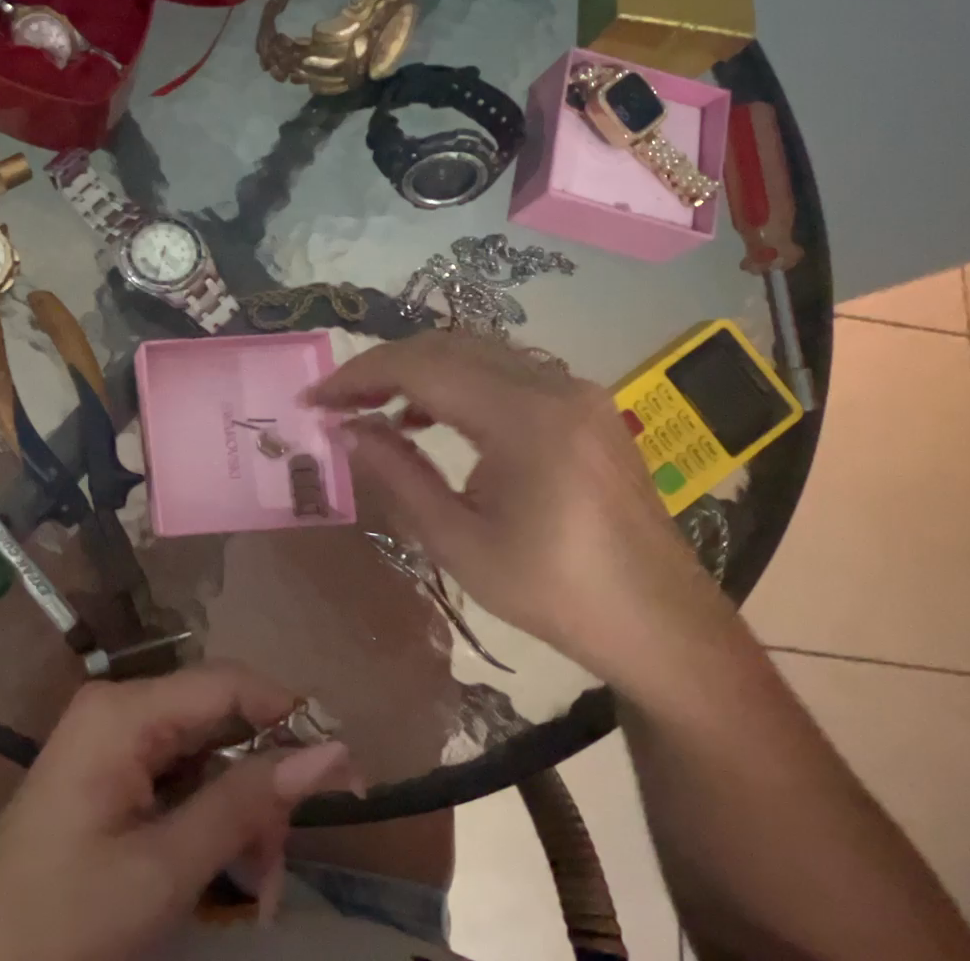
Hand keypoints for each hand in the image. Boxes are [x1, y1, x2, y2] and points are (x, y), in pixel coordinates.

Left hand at [0, 664, 355, 960]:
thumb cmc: (68, 908)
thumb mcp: (167, 865)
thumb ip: (247, 803)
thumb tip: (332, 750)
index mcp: (125, 712)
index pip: (232, 684)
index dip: (295, 720)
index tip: (349, 778)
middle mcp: (120, 710)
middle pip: (223, 723)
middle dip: (264, 791)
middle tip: (280, 866)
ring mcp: (114, 740)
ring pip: (210, 757)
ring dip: (244, 818)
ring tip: (256, 890)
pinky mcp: (113, 771)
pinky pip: (183, 780)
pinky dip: (213, 823)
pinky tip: (228, 875)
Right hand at [307, 333, 723, 671]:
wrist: (658, 623)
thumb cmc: (551, 593)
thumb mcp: (457, 541)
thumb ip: (397, 475)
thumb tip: (346, 429)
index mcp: (526, 420)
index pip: (421, 367)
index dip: (358, 376)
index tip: (312, 400)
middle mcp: (557, 387)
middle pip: (448, 346)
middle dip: (382, 367)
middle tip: (334, 403)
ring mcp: (578, 393)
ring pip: (477, 353)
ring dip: (417, 371)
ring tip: (371, 410)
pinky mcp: (585, 409)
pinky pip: (505, 372)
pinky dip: (455, 383)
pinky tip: (428, 419)